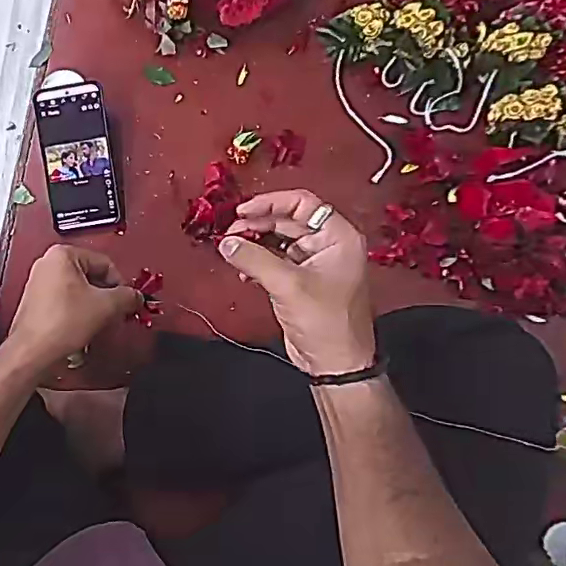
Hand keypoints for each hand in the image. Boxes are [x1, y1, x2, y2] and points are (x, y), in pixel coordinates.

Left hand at [5, 244, 143, 373]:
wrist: (33, 351)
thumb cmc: (61, 323)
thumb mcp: (106, 306)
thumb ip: (126, 296)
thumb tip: (135, 296)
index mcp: (63, 254)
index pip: (104, 263)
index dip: (119, 284)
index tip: (126, 300)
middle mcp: (48, 263)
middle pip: (91, 276)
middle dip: (107, 296)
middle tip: (116, 312)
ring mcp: (40, 282)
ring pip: (80, 290)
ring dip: (94, 305)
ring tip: (100, 322)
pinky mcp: (37, 301)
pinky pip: (67, 300)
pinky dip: (79, 311)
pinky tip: (84, 327)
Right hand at [219, 191, 376, 374]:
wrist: (335, 362)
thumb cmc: (326, 323)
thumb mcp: (288, 285)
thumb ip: (254, 259)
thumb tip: (227, 242)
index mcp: (338, 236)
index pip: (302, 203)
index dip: (270, 203)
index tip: (243, 211)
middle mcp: (328, 244)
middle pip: (287, 220)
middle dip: (257, 224)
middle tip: (231, 233)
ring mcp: (314, 261)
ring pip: (278, 239)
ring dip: (254, 242)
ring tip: (232, 249)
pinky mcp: (301, 278)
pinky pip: (275, 258)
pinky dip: (257, 260)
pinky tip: (242, 268)